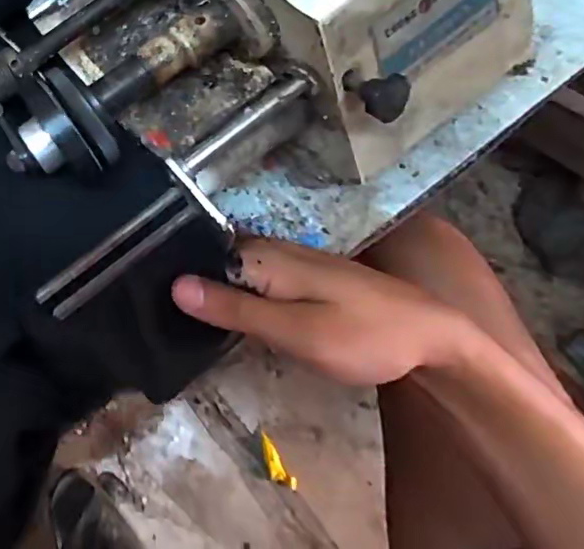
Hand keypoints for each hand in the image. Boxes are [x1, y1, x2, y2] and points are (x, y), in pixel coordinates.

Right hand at [171, 237, 474, 386]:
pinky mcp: (303, 274)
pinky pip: (255, 276)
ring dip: (215, 288)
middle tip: (162, 313)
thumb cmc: (364, 336)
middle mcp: (272, 248)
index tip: (151, 302)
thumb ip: (237, 309)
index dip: (178, 277)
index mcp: (265, 257)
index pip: (202, 257)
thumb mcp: (296, 333)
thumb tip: (177, 285)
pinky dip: (239, 292)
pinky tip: (232, 313)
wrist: (432, 335)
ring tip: (185, 314)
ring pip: (236, 268)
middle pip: (217, 259)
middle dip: (192, 281)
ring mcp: (290, 259)